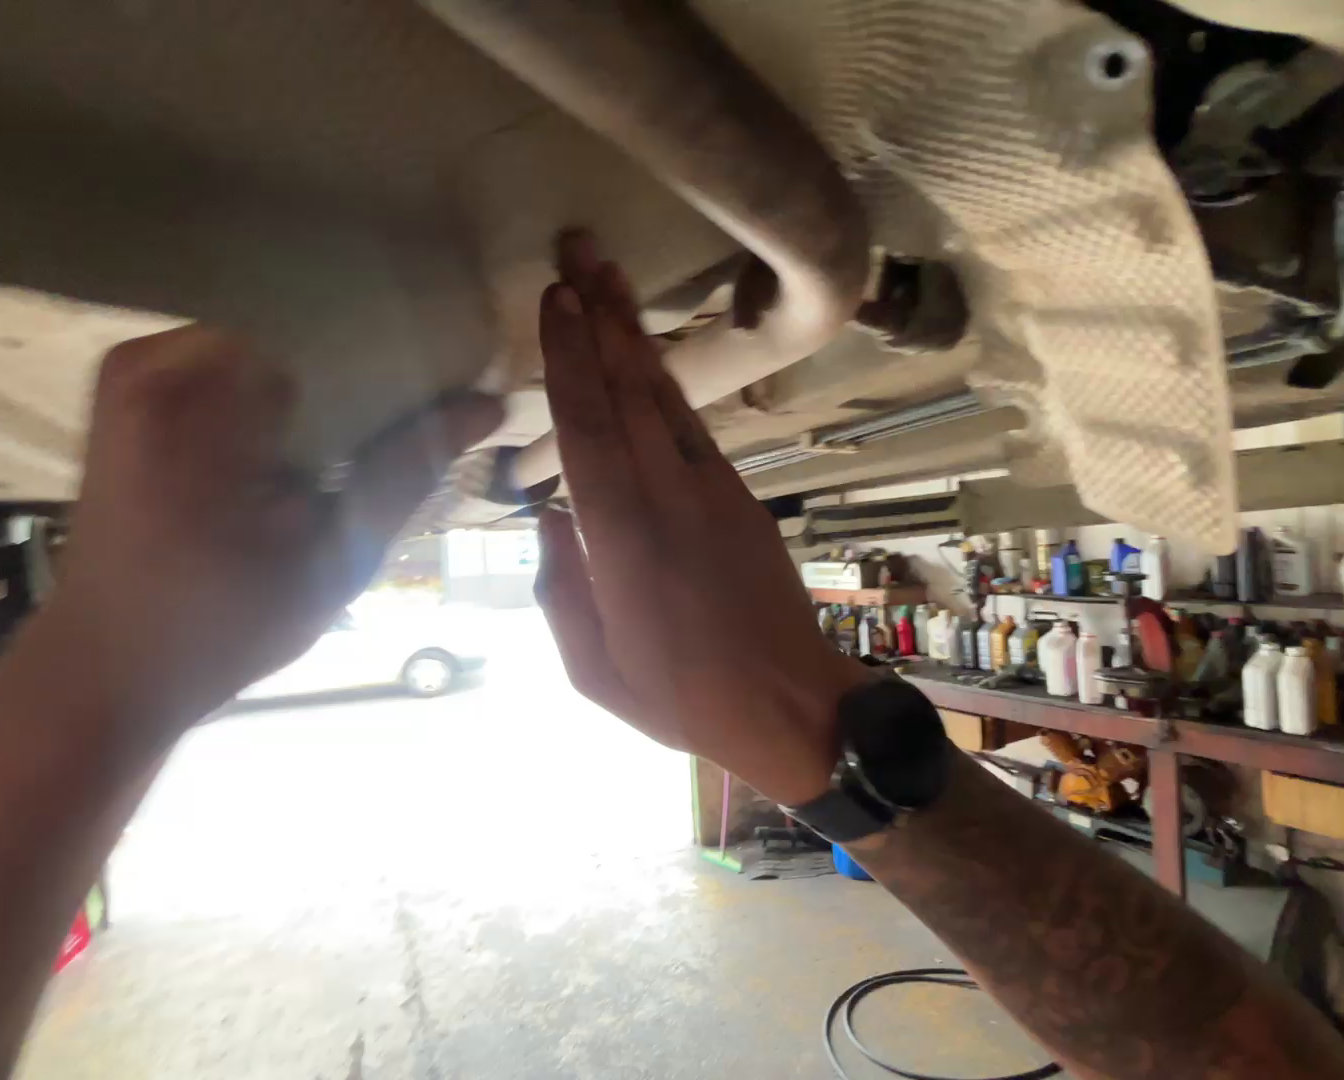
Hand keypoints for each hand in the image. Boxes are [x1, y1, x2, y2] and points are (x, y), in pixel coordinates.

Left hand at [10, 325, 501, 739]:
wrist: (110, 669)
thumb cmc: (223, 628)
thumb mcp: (335, 557)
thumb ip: (405, 470)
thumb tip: (486, 406)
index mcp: (194, 399)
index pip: (329, 327)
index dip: (402, 348)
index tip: (457, 371)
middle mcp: (156, 361)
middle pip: (300, 329)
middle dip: (371, 367)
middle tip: (433, 405)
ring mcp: (139, 370)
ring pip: (278, 346)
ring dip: (335, 385)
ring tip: (384, 427)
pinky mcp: (138, 391)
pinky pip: (244, 367)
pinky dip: (292, 397)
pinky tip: (323, 440)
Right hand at [534, 232, 873, 804]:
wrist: (790, 702)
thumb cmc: (684, 698)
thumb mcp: (595, 673)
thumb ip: (560, 593)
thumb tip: (552, 518)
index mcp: (623, 545)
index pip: (587, 435)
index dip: (568, 363)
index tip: (554, 302)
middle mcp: (669, 502)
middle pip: (627, 395)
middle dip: (598, 320)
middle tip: (576, 252)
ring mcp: (714, 494)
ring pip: (666, 400)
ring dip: (634, 335)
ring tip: (607, 278)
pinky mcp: (741, 498)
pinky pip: (694, 428)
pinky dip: (667, 383)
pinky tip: (646, 356)